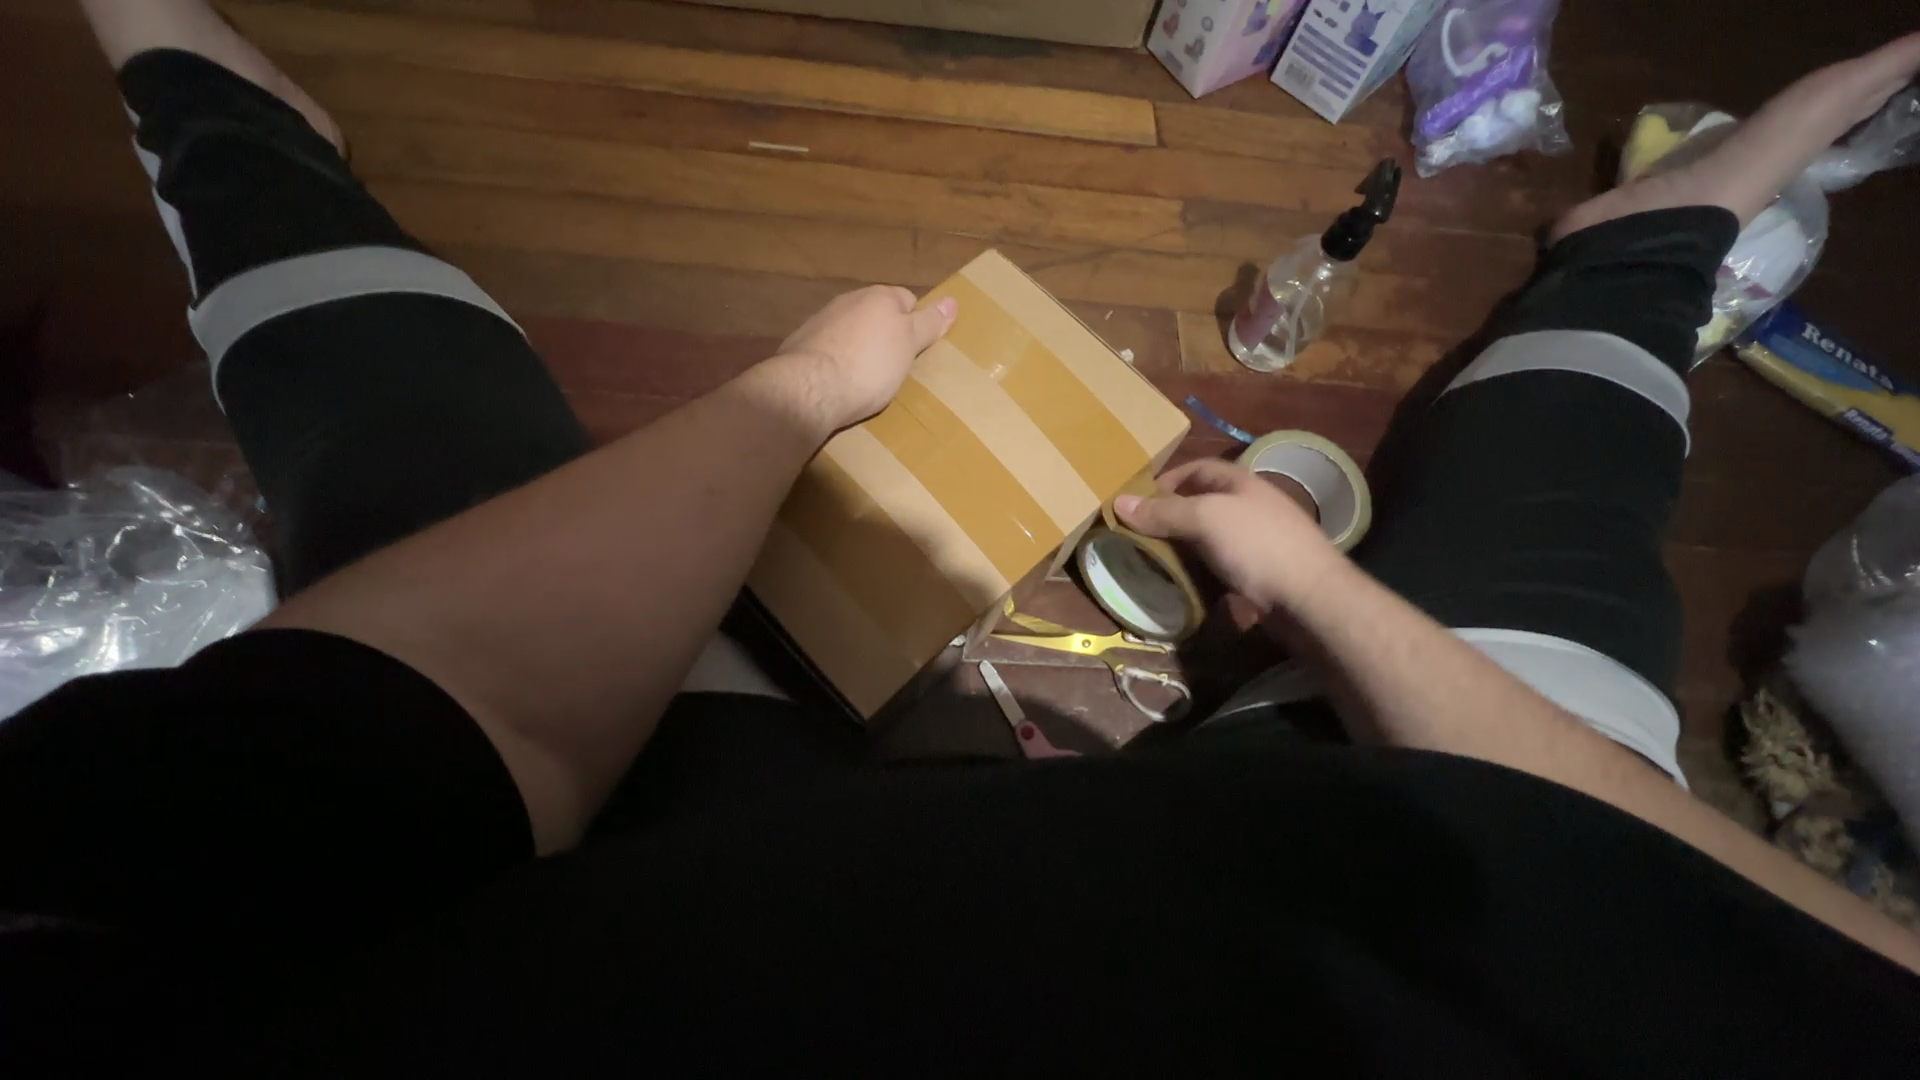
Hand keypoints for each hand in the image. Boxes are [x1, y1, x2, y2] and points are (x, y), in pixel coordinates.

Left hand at [775, 286, 958, 429]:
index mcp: (879, 297)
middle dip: (885, 336)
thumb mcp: (910, 345)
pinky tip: (839, 382)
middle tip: (895, 366)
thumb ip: (929, 323)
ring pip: (850, 331)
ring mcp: (820, 321)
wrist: (810, 388)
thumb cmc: (870, 365)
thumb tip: (952, 301)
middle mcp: (848, 301)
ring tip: (866, 379)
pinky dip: (836, 361)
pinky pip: (828, 349)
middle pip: (876, 314)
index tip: (918, 349)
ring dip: (859, 348)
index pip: (907, 299)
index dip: (916, 323)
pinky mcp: (800, 344)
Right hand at [1114, 458, 1339, 610]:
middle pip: (1200, 504)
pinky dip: (1198, 572)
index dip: (1166, 480)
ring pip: (1208, 538)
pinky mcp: (1258, 574)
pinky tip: (1181, 584)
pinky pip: (1219, 567)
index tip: (1136, 500)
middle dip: (1168, 516)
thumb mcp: (1205, 519)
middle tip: (1137, 534)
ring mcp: (1256, 542)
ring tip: (1152, 560)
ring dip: (1181, 547)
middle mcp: (1249, 507)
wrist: (1311, 599)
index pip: (1197, 469)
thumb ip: (1163, 511)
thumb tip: (1119, 502)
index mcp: (1241, 483)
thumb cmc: (1258, 545)